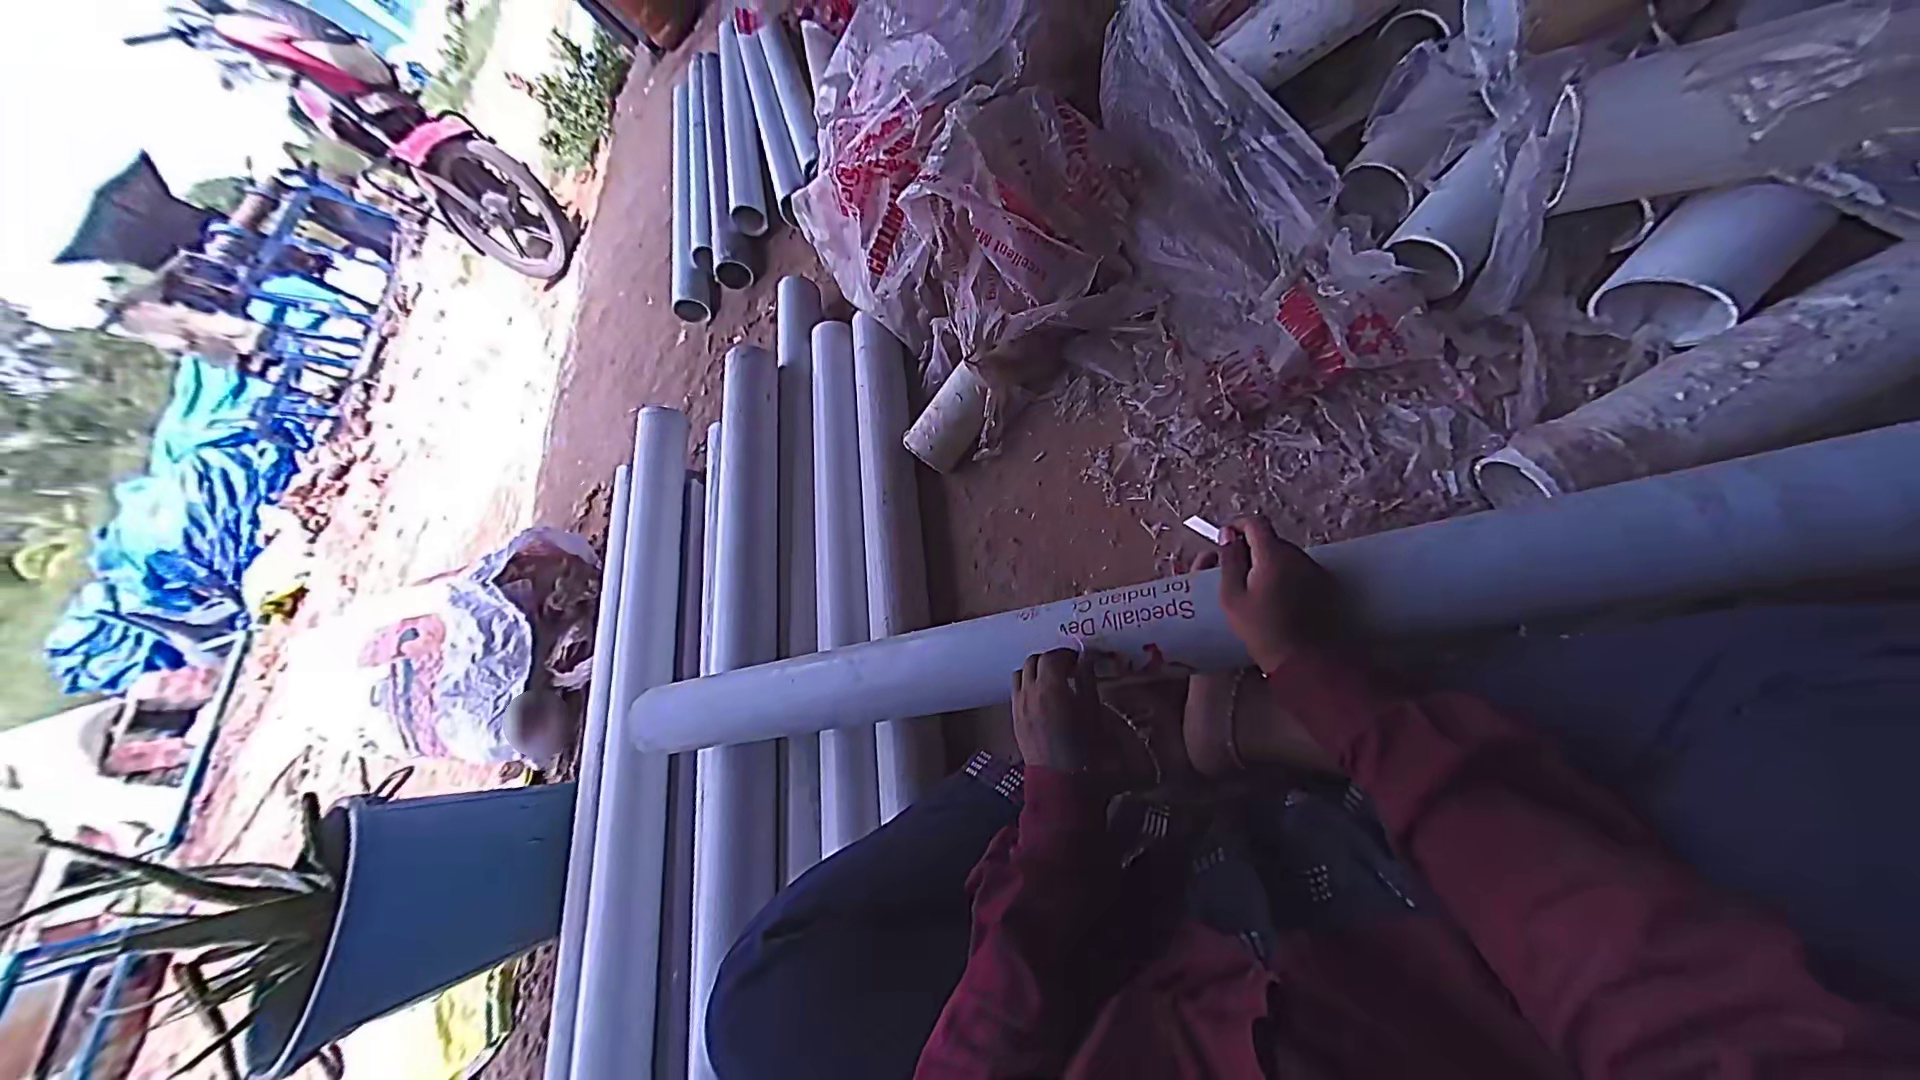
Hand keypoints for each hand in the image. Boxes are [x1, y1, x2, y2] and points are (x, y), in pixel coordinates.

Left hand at [1011, 648, 1106, 770]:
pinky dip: (1028, 684)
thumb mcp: (1092, 710)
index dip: (1066, 654)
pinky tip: (1043, 697)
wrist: (1061, 781)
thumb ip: (1087, 680)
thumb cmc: (1085, 748)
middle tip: (1068, 668)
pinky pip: (1017, 690)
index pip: (1052, 657)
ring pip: (1021, 673)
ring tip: (1053, 681)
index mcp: (1050, 687)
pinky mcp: (1014, 718)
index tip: (1078, 661)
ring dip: (1036, 670)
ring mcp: (1019, 705)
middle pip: (1034, 660)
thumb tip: (1086, 659)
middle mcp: (1029, 692)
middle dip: (1050, 659)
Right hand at [1196, 515, 1337, 670]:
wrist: (1305, 660)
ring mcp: (1314, 570)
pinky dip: (1283, 576)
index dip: (1237, 525)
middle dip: (1251, 549)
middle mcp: (1297, 556)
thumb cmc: (1261, 629)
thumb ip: (1229, 561)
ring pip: (1284, 556)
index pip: (1256, 523)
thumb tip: (1228, 535)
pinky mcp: (1324, 585)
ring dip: (1267, 563)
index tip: (1225, 540)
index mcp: (1273, 555)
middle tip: (1235, 573)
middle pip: (1270, 540)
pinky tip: (1275, 599)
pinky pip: (1298, 570)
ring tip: (1254, 590)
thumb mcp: (1232, 596)